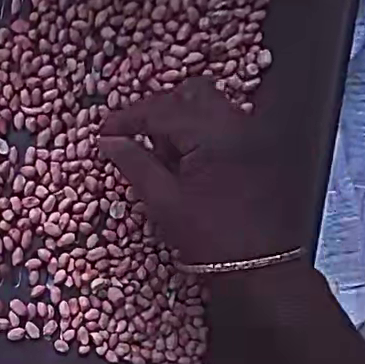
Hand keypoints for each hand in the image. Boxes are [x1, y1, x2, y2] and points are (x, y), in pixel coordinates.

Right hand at [98, 77, 300, 265]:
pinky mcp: (259, 150)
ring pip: (208, 106)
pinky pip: (223, 124)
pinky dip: (198, 133)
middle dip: (156, 111)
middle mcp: (238, 125)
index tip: (105, 133)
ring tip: (160, 156)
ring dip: (178, 121)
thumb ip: (134, 163)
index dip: (127, 118)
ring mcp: (252, 136)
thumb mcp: (163, 201)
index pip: (162, 110)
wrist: (259, 268)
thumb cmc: (209, 239)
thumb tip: (109, 141)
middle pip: (189, 94)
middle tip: (132, 138)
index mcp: (214, 135)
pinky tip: (185, 163)